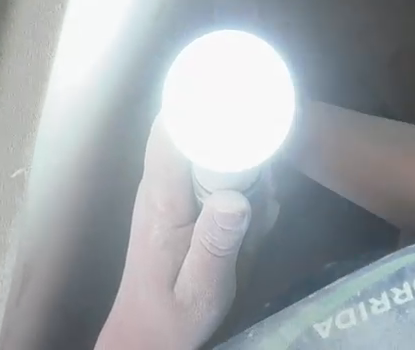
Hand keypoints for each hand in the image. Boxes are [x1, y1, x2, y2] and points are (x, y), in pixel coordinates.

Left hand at [95, 119, 252, 349]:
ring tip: (261, 207)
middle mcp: (162, 181)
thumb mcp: (201, 292)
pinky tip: (254, 217)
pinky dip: (241, 182)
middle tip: (267, 179)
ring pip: (209, 146)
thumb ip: (217, 246)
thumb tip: (238, 197)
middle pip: (196, 127)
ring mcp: (171, 186)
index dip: (199, 100)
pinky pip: (212, 167)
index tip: (238, 88)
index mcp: (162, 197)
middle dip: (239, 137)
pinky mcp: (183, 196)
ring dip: (244, 164)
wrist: (146, 335)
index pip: (172, 129)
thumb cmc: (170, 316)